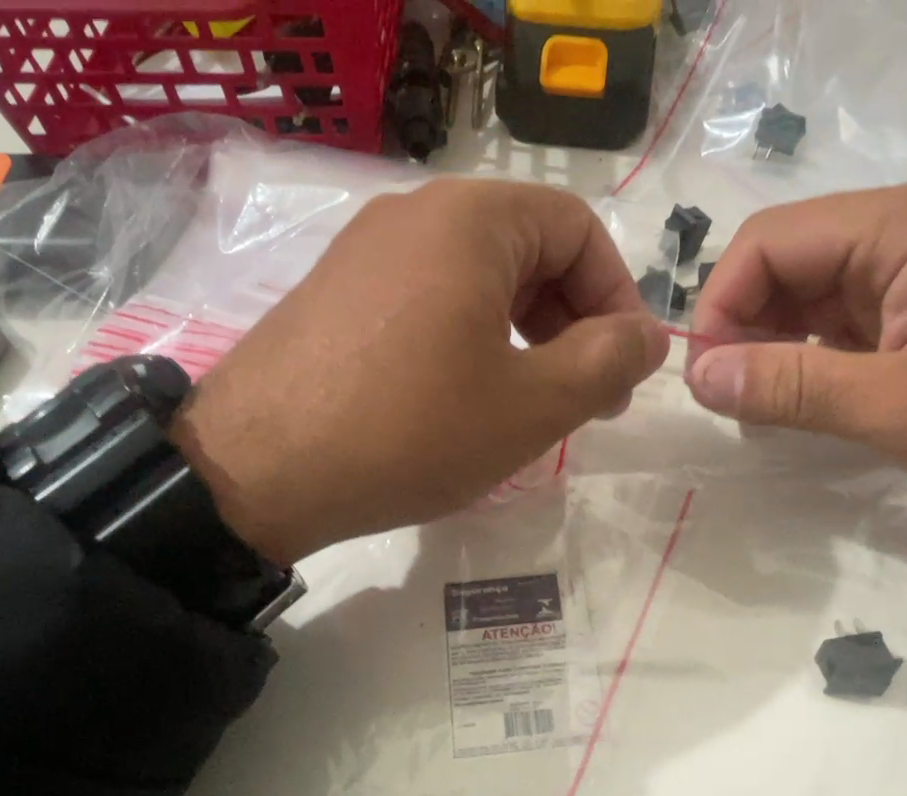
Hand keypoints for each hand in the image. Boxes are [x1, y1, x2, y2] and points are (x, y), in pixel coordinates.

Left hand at [171, 179, 666, 564]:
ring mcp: (365, 251)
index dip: (617, 298)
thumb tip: (649, 335)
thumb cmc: (411, 431)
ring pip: (477, 276)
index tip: (623, 371)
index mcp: (471, 219)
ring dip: (523, 333)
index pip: (579, 230)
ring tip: (528, 404)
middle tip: (585, 397)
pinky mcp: (336, 292)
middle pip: (527, 248)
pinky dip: (468, 337)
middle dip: (572, 320)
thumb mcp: (530, 405)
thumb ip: (607, 361)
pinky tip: (463, 399)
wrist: (256, 470)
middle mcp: (414, 213)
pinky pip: (428, 298)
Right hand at [685, 183, 906, 505]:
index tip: (710, 380)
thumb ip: (793, 388)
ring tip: (763, 408)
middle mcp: (900, 231)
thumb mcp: (902, 407)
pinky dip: (810, 358)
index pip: (768, 242)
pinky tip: (805, 401)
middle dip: (744, 327)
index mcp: (897, 228)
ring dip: (773, 346)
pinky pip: (840, 320)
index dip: (722, 305)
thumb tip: (698, 378)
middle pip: (783, 262)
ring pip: (807, 293)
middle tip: (733, 402)